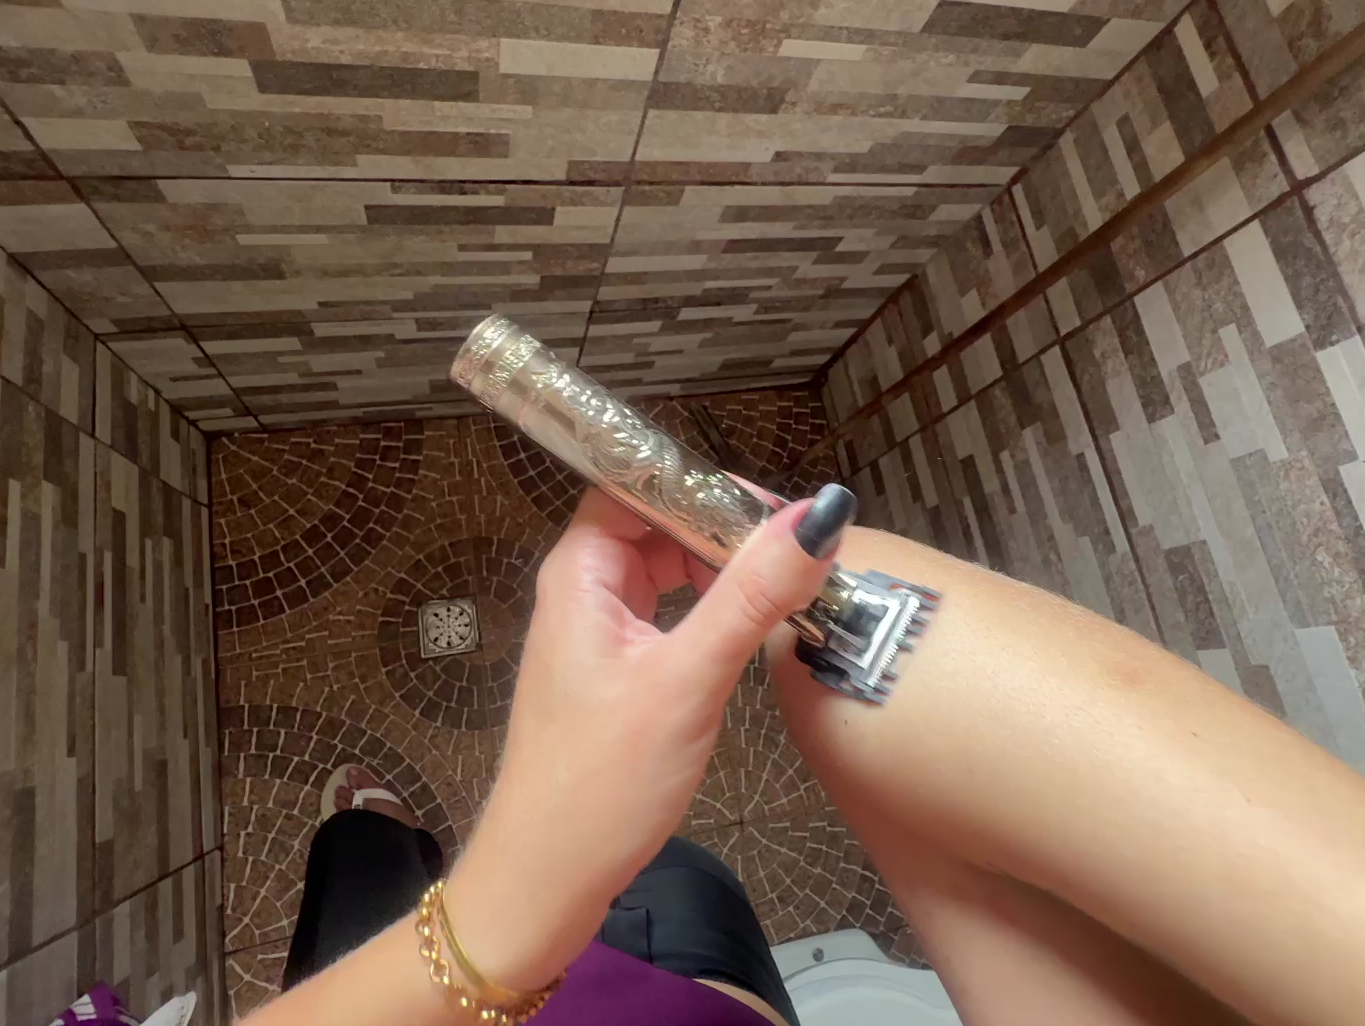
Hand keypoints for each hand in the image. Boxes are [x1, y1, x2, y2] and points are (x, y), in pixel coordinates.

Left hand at [444, 483, 856, 990]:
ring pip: (667, 566)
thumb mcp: (685, 680)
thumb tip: (817, 519)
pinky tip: (747, 619)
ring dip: (721, 567)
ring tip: (782, 581)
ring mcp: (600, 625)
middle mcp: (584, 585)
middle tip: (792, 549)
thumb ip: (750, 597)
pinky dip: (710, 604)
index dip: (701, 486)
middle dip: (722, 527)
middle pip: (657, 522)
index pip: (637, 485)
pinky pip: (668, 609)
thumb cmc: (603, 779)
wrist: (548, 878)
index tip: (770, 509)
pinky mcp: (618, 662)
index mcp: (580, 569)